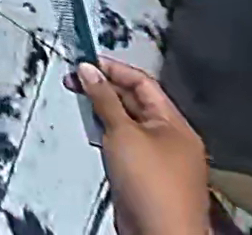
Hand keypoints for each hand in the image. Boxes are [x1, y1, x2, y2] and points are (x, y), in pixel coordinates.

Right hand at [70, 59, 209, 234]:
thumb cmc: (153, 189)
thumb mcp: (122, 132)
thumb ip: (104, 98)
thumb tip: (89, 70)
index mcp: (175, 125)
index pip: (142, 82)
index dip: (113, 69)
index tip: (87, 62)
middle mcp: (170, 140)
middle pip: (134, 101)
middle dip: (105, 89)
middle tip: (76, 79)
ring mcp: (158, 159)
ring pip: (127, 122)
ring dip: (104, 111)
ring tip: (80, 100)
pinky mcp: (145, 177)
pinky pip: (124, 144)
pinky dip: (107, 134)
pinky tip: (93, 131)